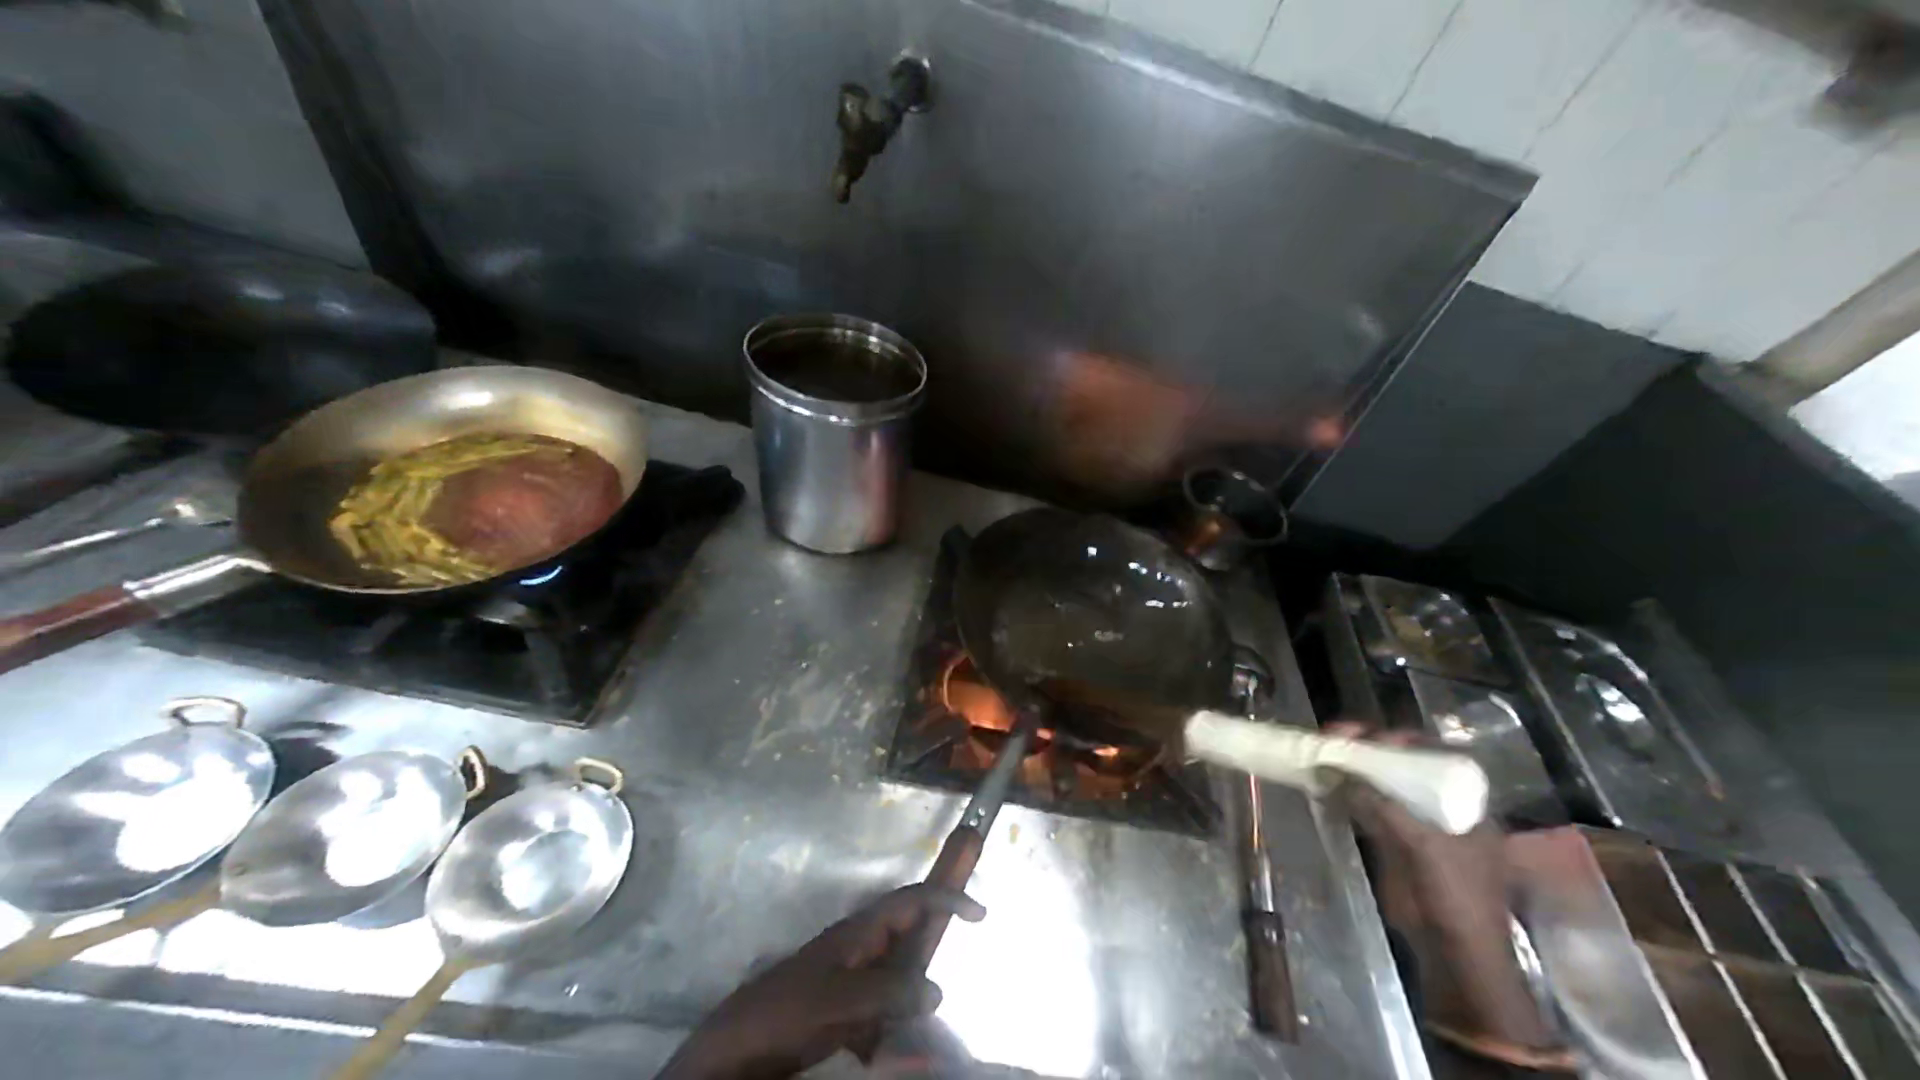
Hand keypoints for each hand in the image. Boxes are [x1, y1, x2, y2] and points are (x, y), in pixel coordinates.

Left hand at [655, 884, 985, 1079]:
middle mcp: (861, 952)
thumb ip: (887, 990)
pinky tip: (905, 1060)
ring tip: (915, 1037)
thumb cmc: (782, 1012)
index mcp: (859, 933)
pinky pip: (885, 1024)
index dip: (946, 898)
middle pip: (910, 941)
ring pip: (901, 986)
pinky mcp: (847, 1021)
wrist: (731, 1053)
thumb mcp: (836, 999)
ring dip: (917, 1005)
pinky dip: (897, 1042)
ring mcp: (854, 987)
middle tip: (954, 977)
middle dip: (935, 948)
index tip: (981, 913)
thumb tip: (937, 989)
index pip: (911, 901)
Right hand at [1327, 724, 1570, 1068]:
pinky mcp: (1397, 842)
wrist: (1453, 951)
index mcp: (1467, 802)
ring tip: (1321, 754)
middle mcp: (1444, 805)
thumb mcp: (1421, 844)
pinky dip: (1348, 794)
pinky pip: (1370, 808)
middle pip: (1402, 764)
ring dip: (1353, 770)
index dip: (1396, 738)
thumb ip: (1380, 804)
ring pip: (1383, 784)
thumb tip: (1335, 769)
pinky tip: (1324, 784)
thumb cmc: (1453, 894)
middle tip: (1332, 738)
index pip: (1432, 753)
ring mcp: (1419, 823)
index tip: (1362, 734)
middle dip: (1368, 750)